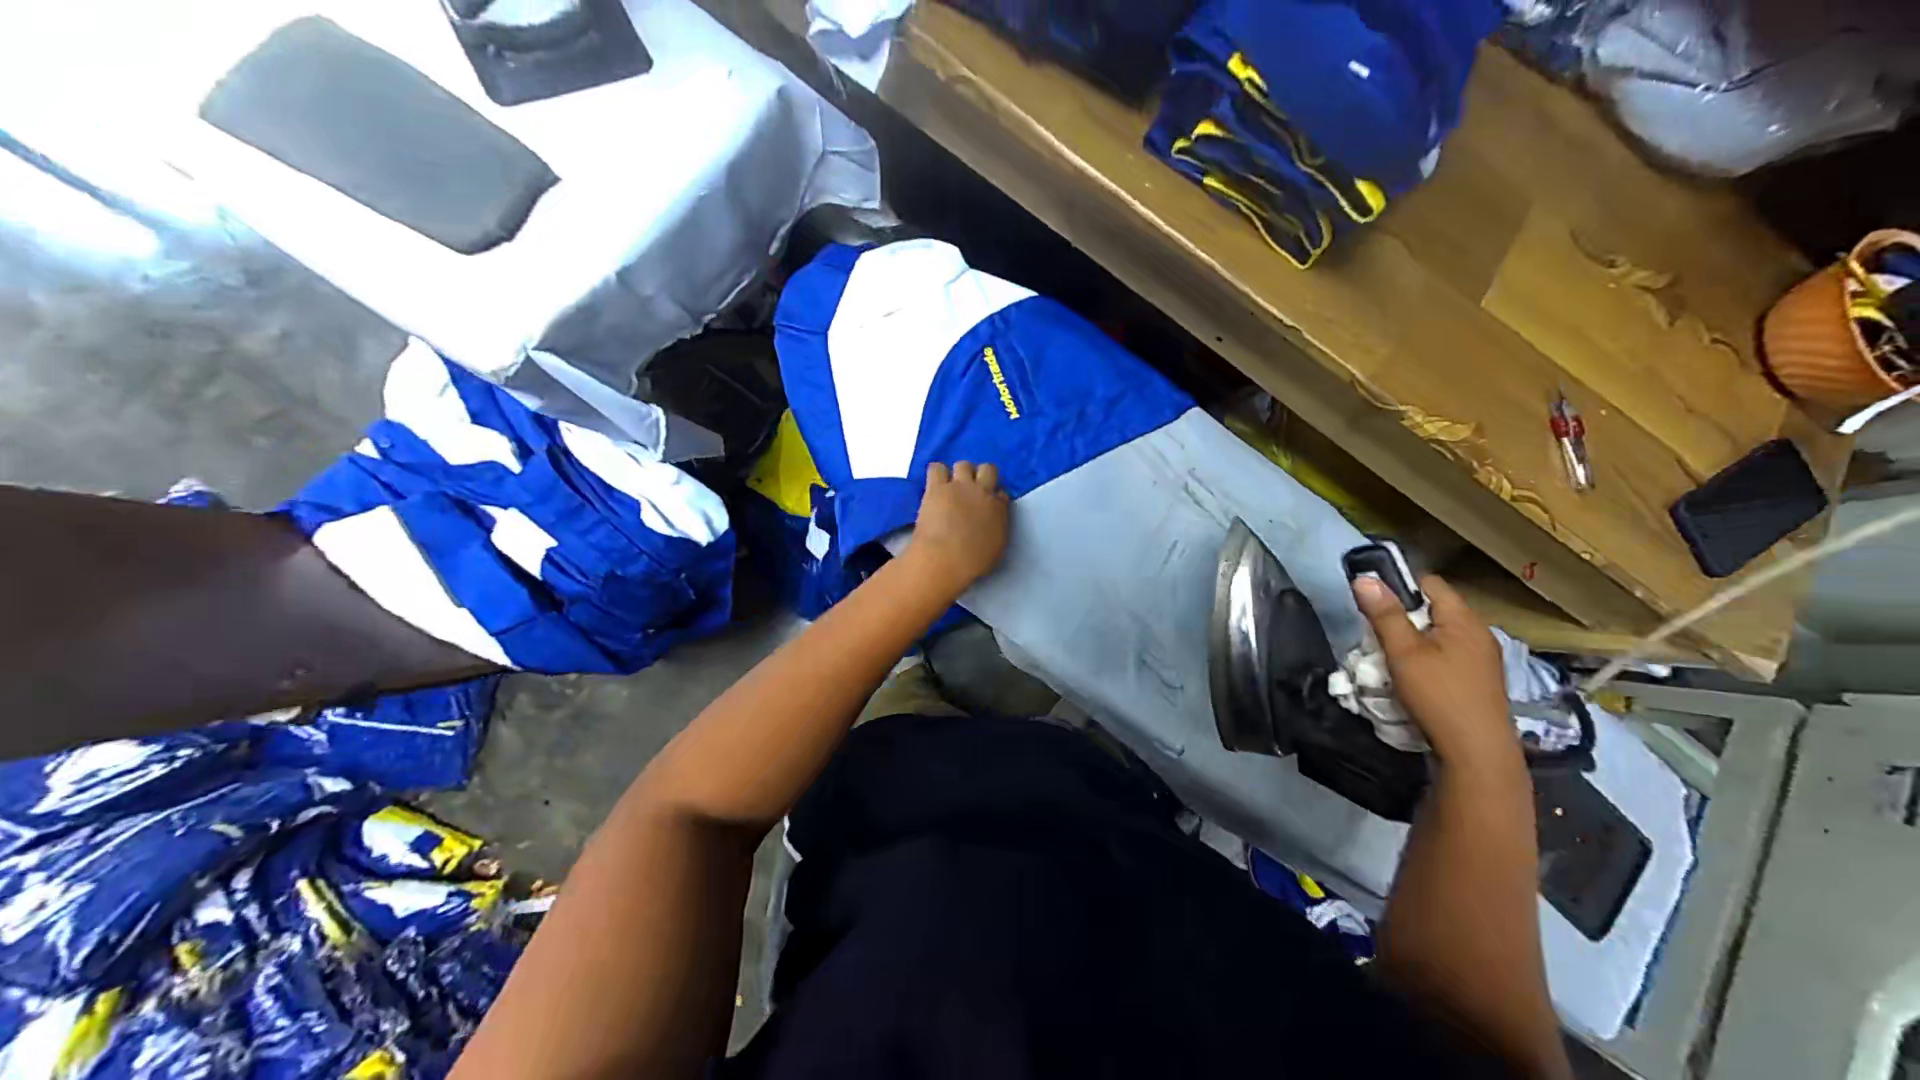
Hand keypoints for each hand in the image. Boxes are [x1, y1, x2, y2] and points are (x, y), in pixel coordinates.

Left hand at [904, 462, 1010, 592]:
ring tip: (952, 486)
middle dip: (981, 475)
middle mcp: (982, 492)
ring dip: (959, 473)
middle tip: (971, 490)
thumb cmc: (972, 562)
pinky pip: (937, 468)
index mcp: (999, 509)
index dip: (994, 496)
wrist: (945, 558)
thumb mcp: (996, 548)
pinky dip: (937, 473)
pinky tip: (935, 484)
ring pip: (963, 464)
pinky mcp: (937, 487)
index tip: (987, 504)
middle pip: (988, 469)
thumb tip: (993, 520)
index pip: (1002, 493)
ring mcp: (959, 486)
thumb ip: (997, 529)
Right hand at [1352, 573, 1518, 770]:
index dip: (1399, 585)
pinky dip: (1428, 658)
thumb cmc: (1439, 695)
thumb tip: (1364, 578)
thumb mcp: (1403, 652)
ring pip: (1440, 634)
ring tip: (1391, 655)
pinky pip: (1449, 655)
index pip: (1430, 582)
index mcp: (1464, 619)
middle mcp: (1479, 633)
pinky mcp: (1480, 680)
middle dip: (1404, 616)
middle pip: (1434, 609)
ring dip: (1414, 640)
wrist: (1478, 752)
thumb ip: (1385, 615)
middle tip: (1376, 632)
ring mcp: (1483, 658)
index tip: (1372, 601)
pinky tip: (1414, 676)